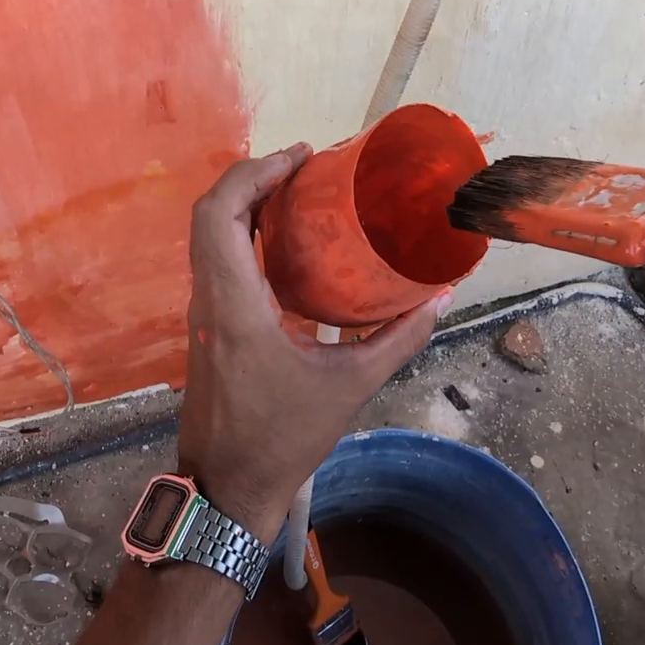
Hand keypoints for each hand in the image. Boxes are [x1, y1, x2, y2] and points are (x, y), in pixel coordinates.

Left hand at [177, 145, 450, 541]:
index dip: (253, 174)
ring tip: (299, 191)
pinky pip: (217, 258)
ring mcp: (203, 311)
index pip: (220, 215)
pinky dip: (245, 232)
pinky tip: (287, 240)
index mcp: (235, 305)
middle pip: (210, 214)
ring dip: (247, 203)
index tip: (299, 158)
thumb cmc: (285, 436)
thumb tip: (441, 296)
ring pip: (209, 235)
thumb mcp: (351, 385)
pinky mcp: (209, 323)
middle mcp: (210, 298)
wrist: (228, 486)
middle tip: (304, 166)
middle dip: (253, 178)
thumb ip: (399, 338)